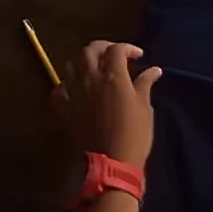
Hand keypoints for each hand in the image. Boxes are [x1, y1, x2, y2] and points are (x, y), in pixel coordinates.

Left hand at [52, 41, 162, 167]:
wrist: (111, 164)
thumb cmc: (134, 135)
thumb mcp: (144, 108)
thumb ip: (145, 84)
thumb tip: (154, 70)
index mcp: (113, 77)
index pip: (116, 49)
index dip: (128, 48)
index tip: (138, 56)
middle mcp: (90, 79)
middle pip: (90, 50)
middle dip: (103, 47)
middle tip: (114, 55)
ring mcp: (74, 94)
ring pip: (71, 65)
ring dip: (83, 63)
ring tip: (95, 69)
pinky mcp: (64, 110)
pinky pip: (58, 90)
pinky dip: (66, 85)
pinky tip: (75, 89)